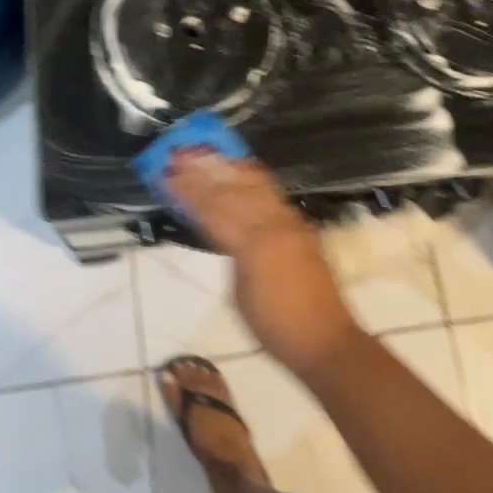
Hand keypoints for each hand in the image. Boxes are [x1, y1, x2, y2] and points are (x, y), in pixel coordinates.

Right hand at [164, 149, 367, 377]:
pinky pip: (273, 194)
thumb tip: (226, 234)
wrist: (326, 341)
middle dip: (204, 172)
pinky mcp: (302, 226)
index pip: (212, 210)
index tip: (167, 175)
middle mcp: (272, 225)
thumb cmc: (275, 328)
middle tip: (181, 156)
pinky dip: (255, 178)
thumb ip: (232, 255)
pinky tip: (245, 170)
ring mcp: (290, 222)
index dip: (188, 191)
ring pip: (255, 185)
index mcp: (252, 245)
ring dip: (229, 168)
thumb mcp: (239, 294)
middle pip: (232, 190)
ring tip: (208, 152)